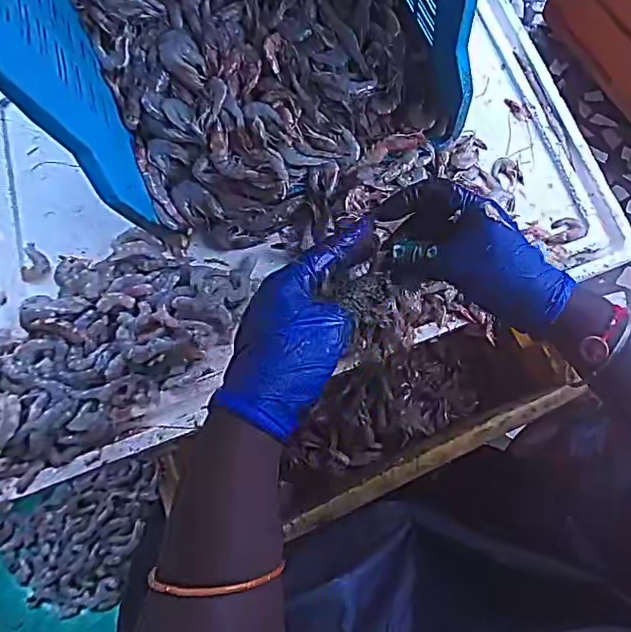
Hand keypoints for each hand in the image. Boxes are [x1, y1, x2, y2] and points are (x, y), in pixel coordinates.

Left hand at [211, 219, 372, 441]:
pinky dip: (326, 305)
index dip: (349, 241)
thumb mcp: (331, 325)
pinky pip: (306, 311)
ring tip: (362, 276)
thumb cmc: (291, 360)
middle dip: (344, 261)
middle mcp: (276, 295)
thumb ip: (347, 303)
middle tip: (371, 249)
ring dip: (336, 285)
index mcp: (286, 283)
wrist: (259, 404)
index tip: (368, 227)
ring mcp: (272, 317)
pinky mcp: (275, 338)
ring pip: (311, 292)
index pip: (324, 254)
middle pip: (316, 271)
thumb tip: (355, 295)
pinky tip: (341, 310)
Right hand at [375, 179, 574, 334]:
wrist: (536, 300)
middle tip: (385, 250)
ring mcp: (472, 238)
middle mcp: (469, 216)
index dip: (401, 201)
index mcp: (469, 204)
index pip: (428, 191)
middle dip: (404, 232)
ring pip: (433, 237)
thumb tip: (390, 255)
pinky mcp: (473, 258)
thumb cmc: (498, 271)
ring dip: (412, 251)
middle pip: (428, 215)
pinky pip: (442, 254)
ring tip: (394, 268)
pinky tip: (410, 276)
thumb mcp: (453, 261)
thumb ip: (418, 255)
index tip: (381, 216)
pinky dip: (425, 263)